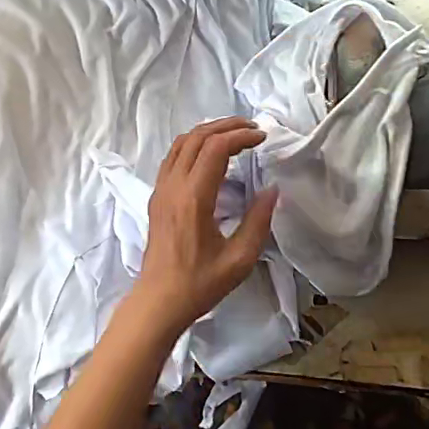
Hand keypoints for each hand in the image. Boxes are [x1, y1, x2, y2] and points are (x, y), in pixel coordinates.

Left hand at [128, 117, 278, 333]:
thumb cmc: (200, 284)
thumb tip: (272, 190)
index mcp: (193, 198)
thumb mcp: (240, 259)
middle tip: (253, 128)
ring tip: (234, 135)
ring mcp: (161, 190)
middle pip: (196, 138)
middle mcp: (173, 187)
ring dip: (207, 132)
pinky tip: (210, 155)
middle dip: (225, 126)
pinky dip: (193, 146)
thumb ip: (258, 221)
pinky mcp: (157, 198)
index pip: (215, 148)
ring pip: (180, 144)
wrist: (159, 301)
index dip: (240, 136)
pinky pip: (172, 158)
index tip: (262, 137)